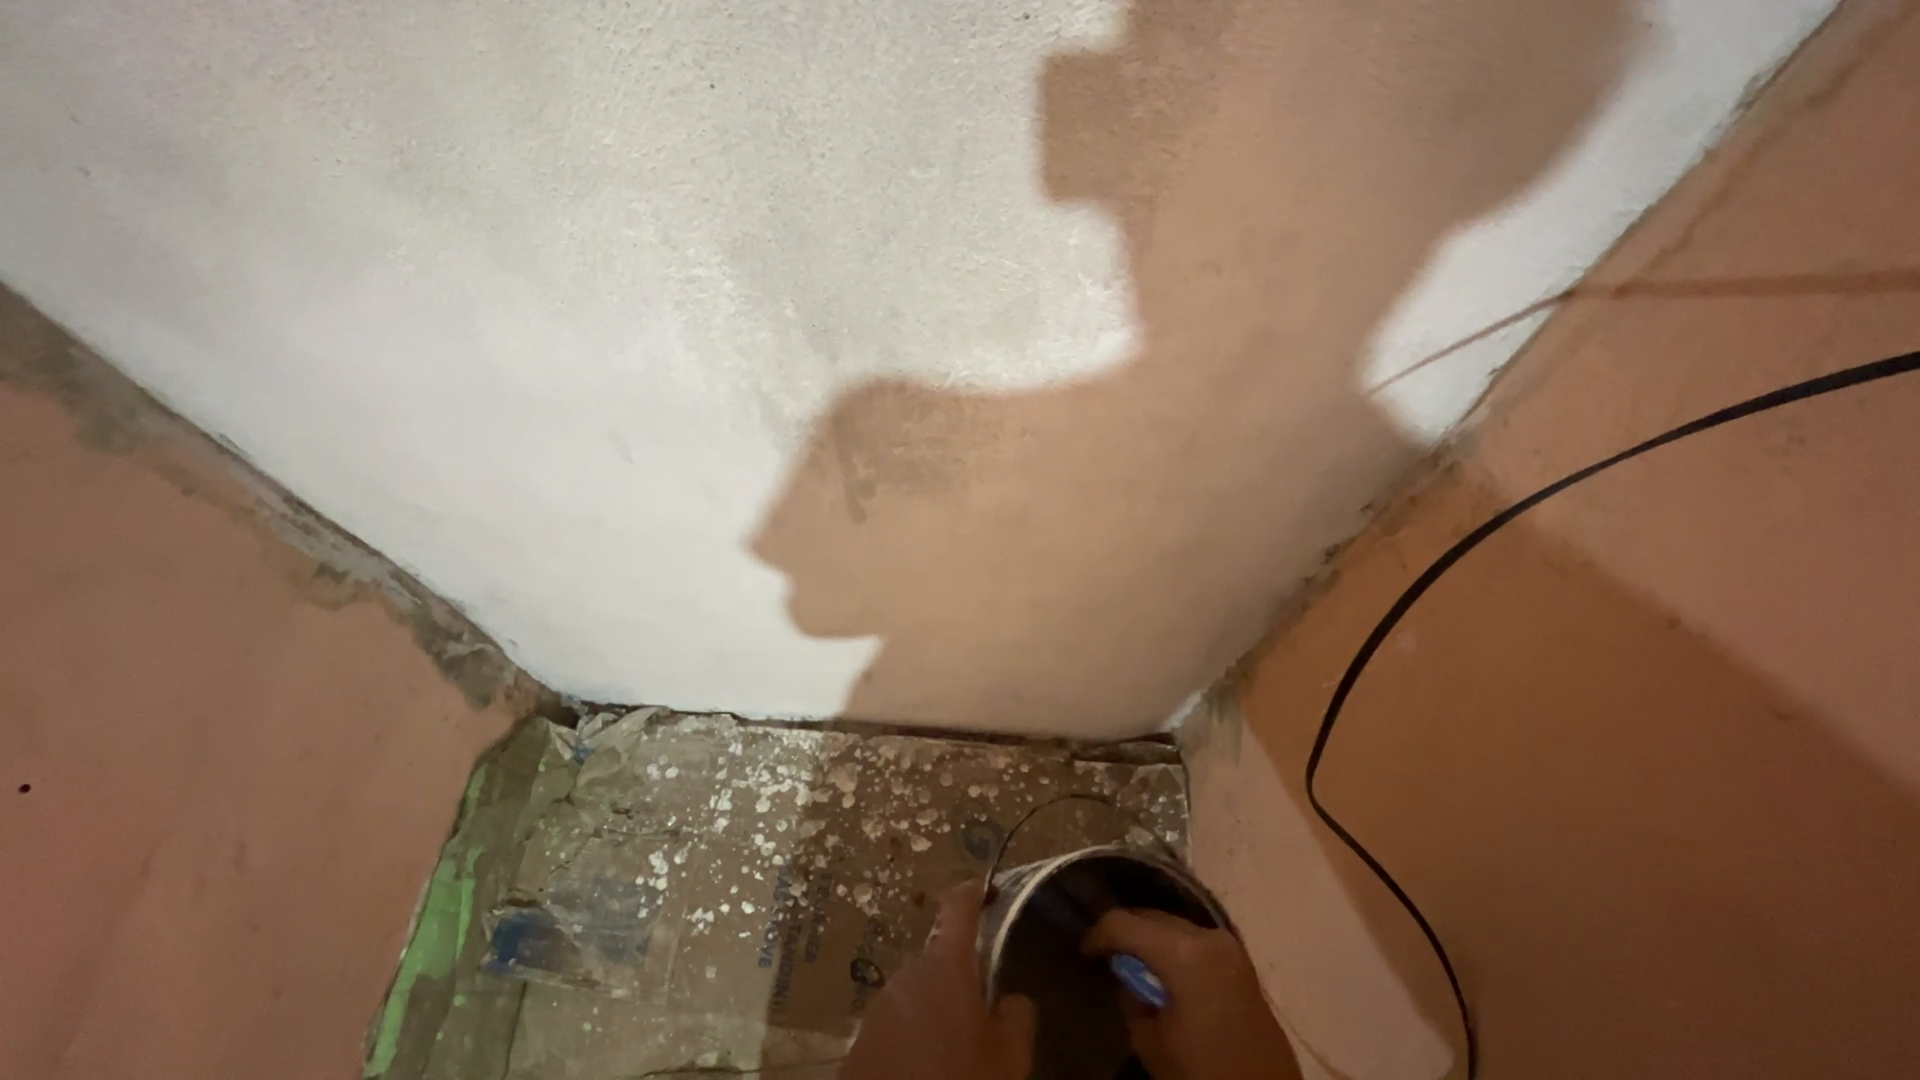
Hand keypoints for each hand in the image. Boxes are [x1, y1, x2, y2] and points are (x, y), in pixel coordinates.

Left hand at [840, 884, 1036, 1079]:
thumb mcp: (1008, 1057)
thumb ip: (1016, 1017)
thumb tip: (1009, 1000)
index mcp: (946, 965)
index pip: (959, 907)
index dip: (975, 892)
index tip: (988, 887)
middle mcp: (909, 972)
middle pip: (941, 961)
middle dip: (962, 979)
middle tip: (984, 1013)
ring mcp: (881, 1003)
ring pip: (920, 994)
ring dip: (937, 1010)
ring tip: (956, 1050)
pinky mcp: (863, 1036)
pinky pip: (899, 1022)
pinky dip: (915, 1035)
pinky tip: (928, 1065)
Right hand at [1085, 910, 1301, 1079]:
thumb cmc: (1204, 1074)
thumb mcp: (1151, 1042)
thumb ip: (1131, 997)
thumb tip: (1127, 975)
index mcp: (1183, 953)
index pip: (1123, 923)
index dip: (1097, 935)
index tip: (1084, 955)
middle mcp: (1206, 935)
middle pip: (1150, 916)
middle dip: (1124, 933)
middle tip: (1104, 958)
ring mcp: (1227, 944)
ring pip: (1172, 924)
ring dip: (1149, 938)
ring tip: (1131, 964)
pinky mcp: (1239, 959)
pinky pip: (1193, 939)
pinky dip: (1172, 947)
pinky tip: (1162, 971)